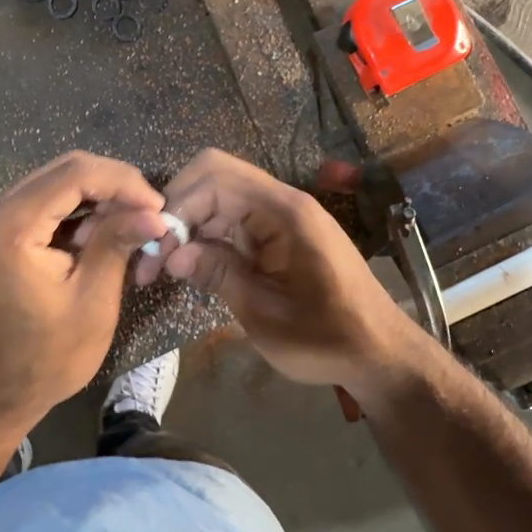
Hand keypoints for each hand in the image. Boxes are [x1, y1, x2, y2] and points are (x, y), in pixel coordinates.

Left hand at [0, 151, 166, 432]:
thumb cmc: (45, 357)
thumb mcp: (92, 300)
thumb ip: (117, 243)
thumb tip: (156, 213)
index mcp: (13, 225)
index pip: (76, 173)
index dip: (123, 181)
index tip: (158, 207)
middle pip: (65, 170)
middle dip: (114, 185)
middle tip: (151, 213)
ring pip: (57, 183)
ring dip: (98, 198)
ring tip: (133, 226)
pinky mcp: (0, 233)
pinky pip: (46, 204)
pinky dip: (78, 212)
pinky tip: (102, 235)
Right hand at [135, 149, 419, 392]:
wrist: (379, 354)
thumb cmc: (328, 339)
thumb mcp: (267, 316)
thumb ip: (220, 276)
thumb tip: (171, 254)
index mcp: (285, 212)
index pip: (216, 177)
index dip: (178, 206)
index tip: (156, 252)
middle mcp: (281, 202)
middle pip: (212, 178)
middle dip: (175, 211)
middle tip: (152, 260)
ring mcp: (278, 217)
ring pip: (216, 199)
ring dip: (185, 227)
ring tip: (158, 271)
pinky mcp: (275, 235)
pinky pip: (229, 221)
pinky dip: (202, 238)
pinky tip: (186, 268)